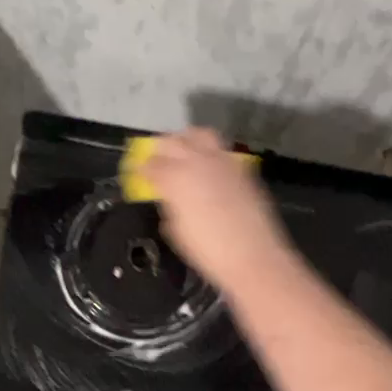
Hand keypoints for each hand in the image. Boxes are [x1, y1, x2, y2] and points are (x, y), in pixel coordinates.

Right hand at [142, 127, 295, 289]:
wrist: (253, 255)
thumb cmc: (209, 252)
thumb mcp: (178, 232)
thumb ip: (169, 207)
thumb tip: (168, 198)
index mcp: (175, 180)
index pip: (151, 165)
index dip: (142, 169)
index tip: (138, 173)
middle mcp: (197, 162)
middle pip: (172, 142)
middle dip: (160, 148)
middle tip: (155, 157)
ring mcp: (222, 161)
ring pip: (198, 135)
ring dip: (185, 139)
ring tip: (182, 149)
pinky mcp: (241, 167)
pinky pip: (220, 150)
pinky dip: (208, 152)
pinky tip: (208, 166)